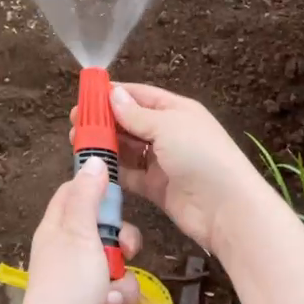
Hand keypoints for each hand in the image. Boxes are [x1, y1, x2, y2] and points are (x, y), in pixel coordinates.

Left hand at [13, 157, 142, 303]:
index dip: (98, 191)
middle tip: (125, 252)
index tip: (119, 192)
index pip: (77, 194)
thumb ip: (88, 195)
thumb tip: (93, 160)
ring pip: (121, 274)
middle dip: (123, 249)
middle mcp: (71, 255)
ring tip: (106, 302)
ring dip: (121, 290)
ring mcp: (84, 287)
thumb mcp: (78, 231)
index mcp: (59, 228)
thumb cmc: (68, 285)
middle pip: (108, 235)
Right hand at [76, 83, 270, 257]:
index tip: (86, 97)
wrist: (227, 210)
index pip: (139, 95)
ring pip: (129, 148)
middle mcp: (169, 133)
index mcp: (175, 110)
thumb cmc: (199, 156)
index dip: (113, 94)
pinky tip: (96, 168)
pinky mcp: (158, 188)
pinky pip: (132, 175)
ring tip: (79, 144)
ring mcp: (163, 162)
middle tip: (76, 124)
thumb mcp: (167, 126)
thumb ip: (136, 114)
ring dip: (107, 145)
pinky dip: (115, 171)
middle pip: (130, 122)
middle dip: (105, 121)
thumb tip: (113, 94)